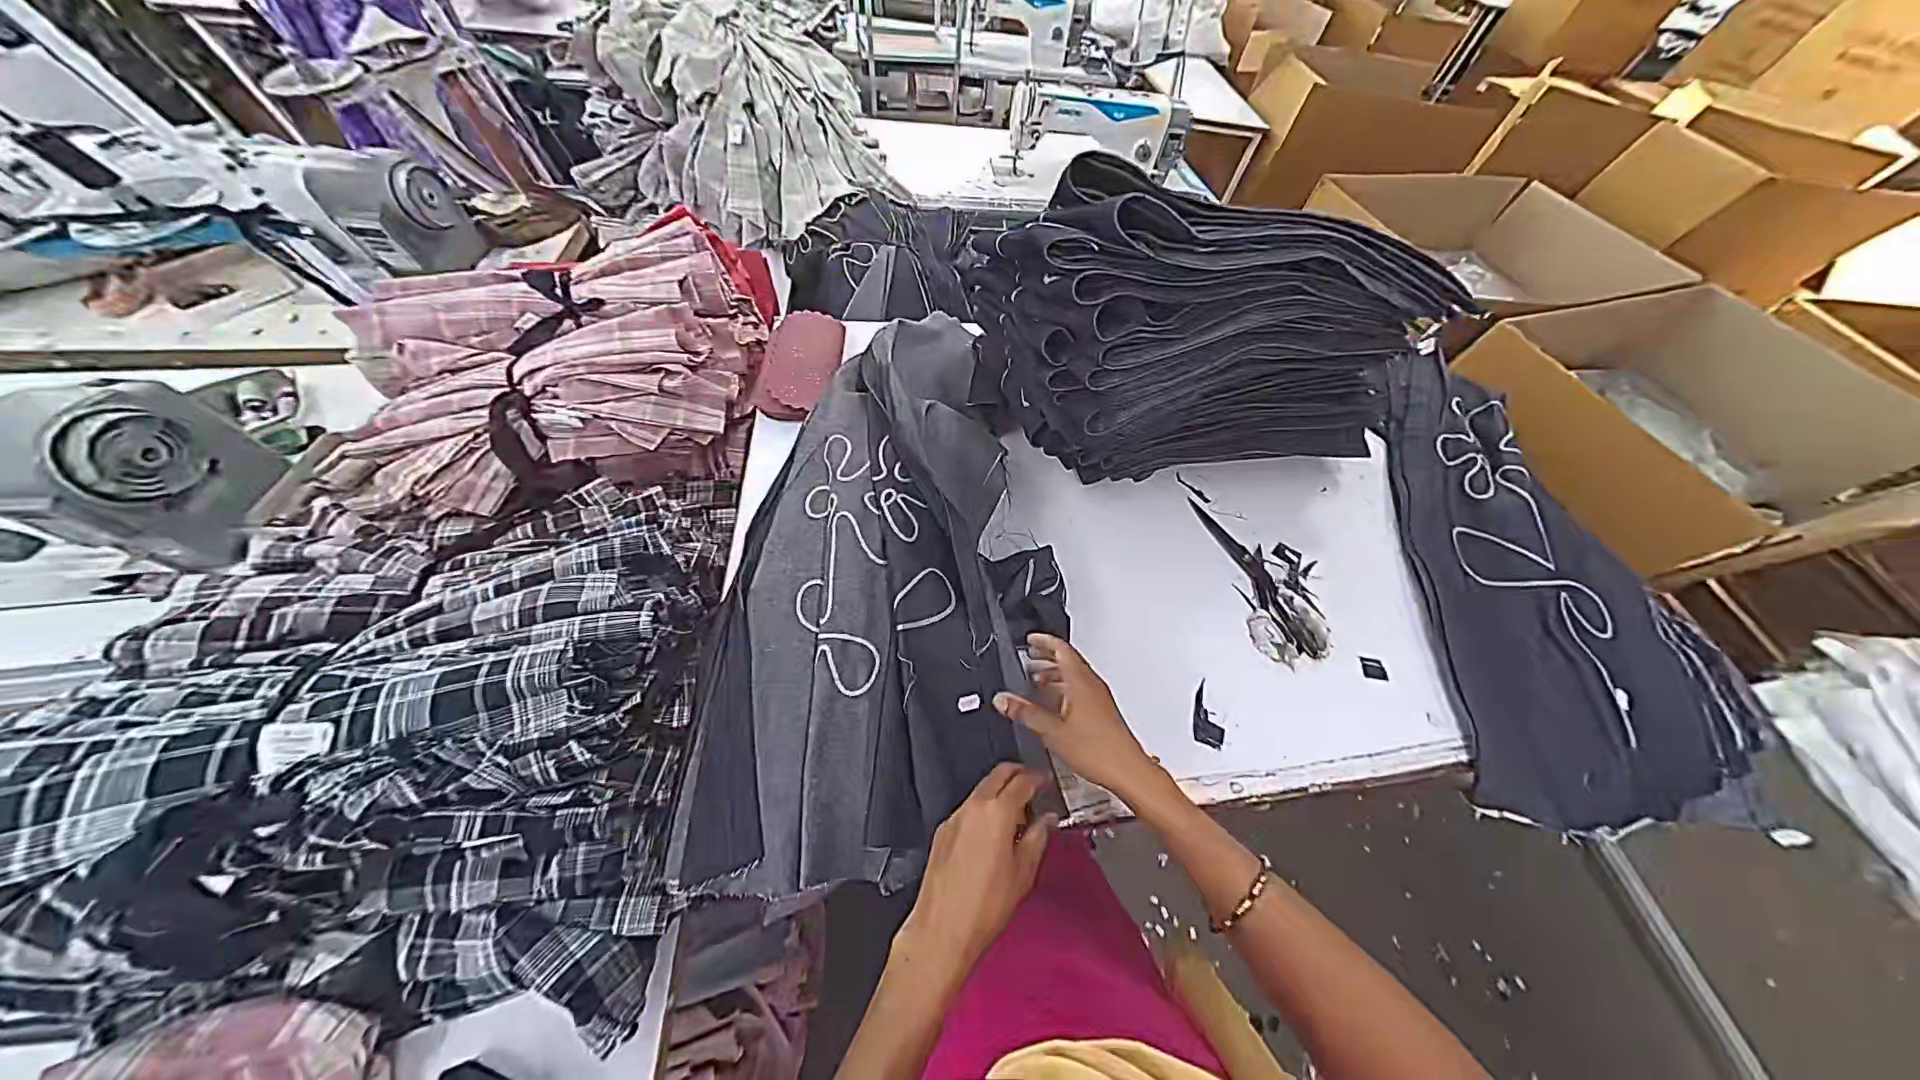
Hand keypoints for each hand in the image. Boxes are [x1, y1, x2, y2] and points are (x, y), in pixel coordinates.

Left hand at [896, 763, 1054, 978]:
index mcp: (997, 812)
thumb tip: (1046, 821)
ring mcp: (955, 818)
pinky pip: (967, 810)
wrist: (942, 928)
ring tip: (1015, 819)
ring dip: (999, 794)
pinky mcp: (943, 831)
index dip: (1038, 778)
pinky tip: (992, 835)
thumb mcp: (1024, 872)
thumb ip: (1037, 838)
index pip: (1023, 780)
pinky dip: (982, 811)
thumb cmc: (983, 907)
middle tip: (1032, 788)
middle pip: (999, 775)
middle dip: (1018, 776)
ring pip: (981, 791)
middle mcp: (973, 808)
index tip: (1045, 781)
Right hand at [995, 634, 1165, 804]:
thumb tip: (1004, 700)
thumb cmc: (1099, 750)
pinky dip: (1064, 690)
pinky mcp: (1102, 712)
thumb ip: (1025, 712)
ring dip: (1055, 674)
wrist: (1127, 771)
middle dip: (1047, 656)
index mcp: (1080, 682)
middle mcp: (1092, 686)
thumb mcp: (1052, 730)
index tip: (1031, 640)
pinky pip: (1081, 691)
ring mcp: (1099, 698)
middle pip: (1069, 660)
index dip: (1044, 641)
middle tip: (1031, 655)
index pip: (1062, 649)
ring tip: (1037, 681)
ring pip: (1075, 676)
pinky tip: (1053, 706)